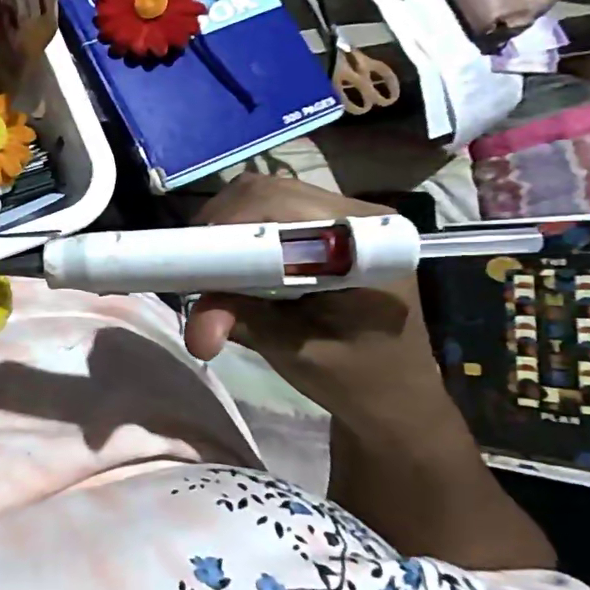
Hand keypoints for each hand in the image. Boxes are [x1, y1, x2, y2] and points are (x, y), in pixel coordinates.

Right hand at [182, 174, 443, 423]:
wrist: (396, 397)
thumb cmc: (357, 380)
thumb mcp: (295, 352)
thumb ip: (244, 322)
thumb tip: (192, 325)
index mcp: (365, 242)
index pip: (282, 205)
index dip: (229, 224)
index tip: (193, 261)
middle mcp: (358, 216)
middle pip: (269, 192)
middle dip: (221, 225)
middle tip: (193, 266)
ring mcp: (345, 220)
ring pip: (267, 197)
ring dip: (229, 228)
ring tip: (208, 267)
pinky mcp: (331, 231)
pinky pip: (276, 213)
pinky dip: (245, 234)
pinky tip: (234, 265)